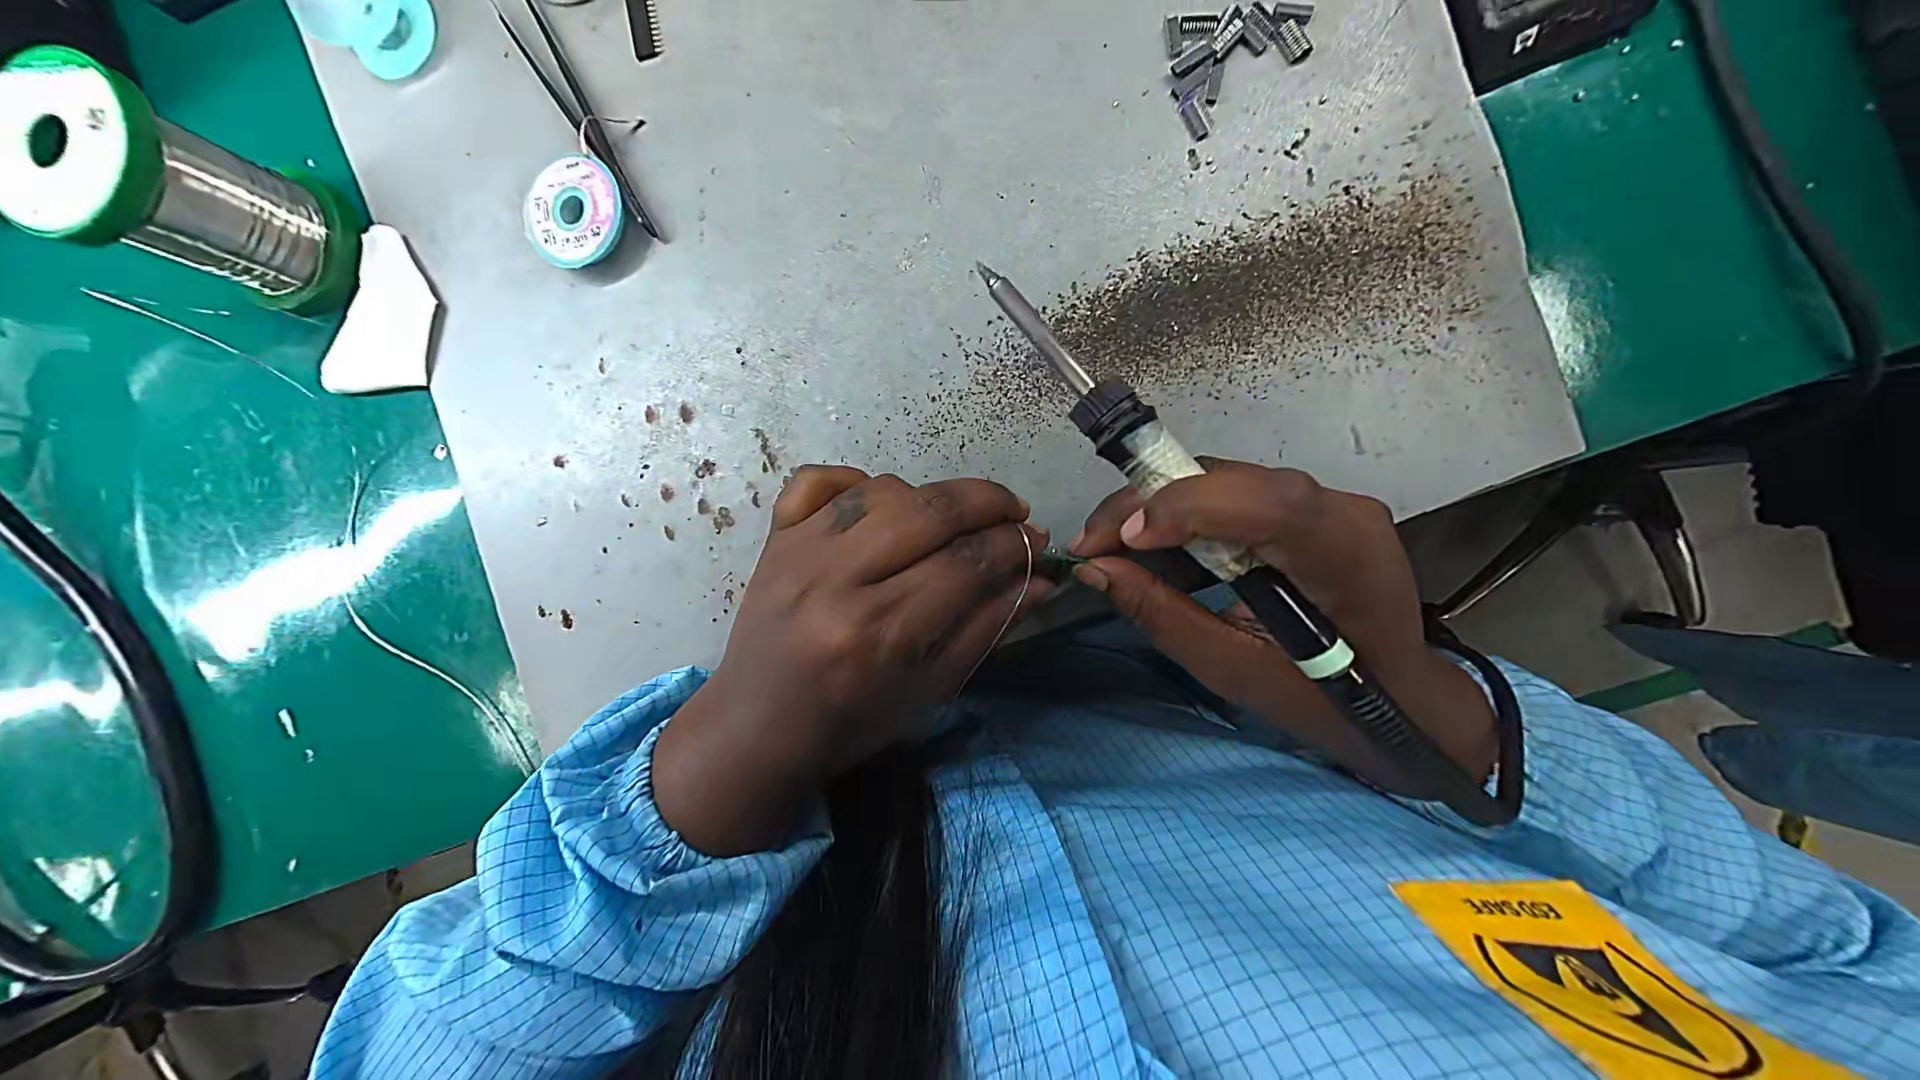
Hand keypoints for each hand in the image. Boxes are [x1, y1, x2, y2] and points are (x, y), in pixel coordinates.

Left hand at [656, 466, 1050, 853]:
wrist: (757, 729)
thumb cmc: (851, 724)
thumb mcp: (929, 690)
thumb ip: (987, 627)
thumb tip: (1041, 579)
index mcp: (878, 633)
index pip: (967, 564)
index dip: (1014, 547)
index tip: (1037, 544)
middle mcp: (836, 581)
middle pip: (931, 513)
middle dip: (989, 503)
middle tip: (1016, 513)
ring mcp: (798, 552)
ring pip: (884, 490)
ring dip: (933, 496)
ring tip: (956, 519)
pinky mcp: (774, 538)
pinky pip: (818, 480)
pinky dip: (857, 480)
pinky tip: (882, 503)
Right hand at [1070, 459, 1494, 791]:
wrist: (1402, 699)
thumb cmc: (1328, 699)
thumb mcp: (1236, 670)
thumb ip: (1165, 616)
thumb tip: (1096, 570)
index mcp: (1346, 554)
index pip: (1268, 504)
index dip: (1187, 508)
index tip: (1118, 542)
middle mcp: (1342, 508)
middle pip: (1232, 480)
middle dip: (1149, 505)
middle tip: (1092, 543)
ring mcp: (1326, 501)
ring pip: (1223, 481)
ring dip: (1157, 509)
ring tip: (1110, 548)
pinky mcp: (1305, 507)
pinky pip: (1229, 496)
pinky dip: (1180, 518)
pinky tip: (1150, 549)